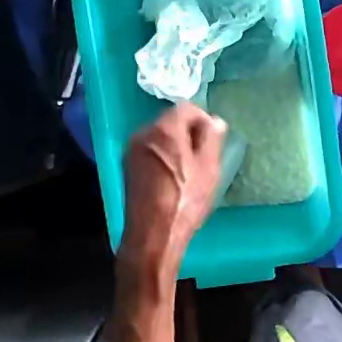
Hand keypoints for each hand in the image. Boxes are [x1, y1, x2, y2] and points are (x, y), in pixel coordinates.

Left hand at [119, 103, 226, 285]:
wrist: (153, 234)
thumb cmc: (185, 200)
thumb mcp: (208, 168)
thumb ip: (211, 139)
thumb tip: (214, 121)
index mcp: (164, 129)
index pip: (186, 107)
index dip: (203, 119)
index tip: (213, 138)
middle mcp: (143, 133)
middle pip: (170, 120)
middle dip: (188, 131)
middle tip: (204, 155)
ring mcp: (132, 150)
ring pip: (159, 136)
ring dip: (175, 144)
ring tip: (189, 169)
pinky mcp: (127, 167)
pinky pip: (149, 150)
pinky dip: (162, 156)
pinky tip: (172, 178)